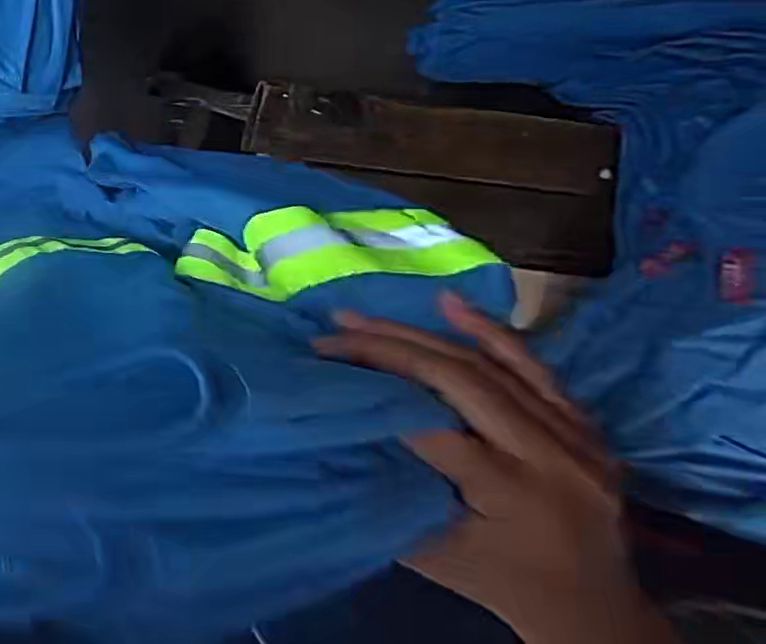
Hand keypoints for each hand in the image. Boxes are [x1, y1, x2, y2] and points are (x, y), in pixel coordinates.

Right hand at [313, 293, 676, 643]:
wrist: (595, 610)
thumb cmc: (495, 577)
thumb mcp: (428, 548)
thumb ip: (381, 488)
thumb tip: (322, 431)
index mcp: (518, 493)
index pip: (429, 424)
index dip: (369, 393)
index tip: (317, 373)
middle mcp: (554, 458)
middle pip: (457, 380)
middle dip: (383, 350)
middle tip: (327, 337)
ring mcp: (577, 439)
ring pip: (486, 364)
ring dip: (414, 334)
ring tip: (356, 317)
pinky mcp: (582, 427)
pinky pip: (532, 366)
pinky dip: (489, 330)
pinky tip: (448, 302)